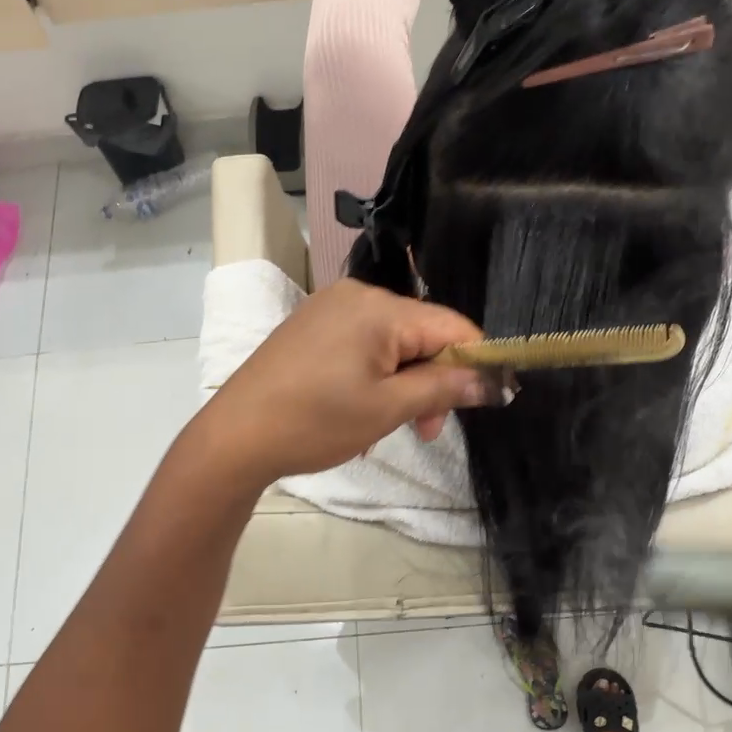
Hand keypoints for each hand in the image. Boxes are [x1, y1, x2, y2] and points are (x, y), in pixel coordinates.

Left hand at [189, 279, 488, 485]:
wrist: (235, 436)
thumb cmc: (315, 422)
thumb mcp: (387, 409)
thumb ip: (445, 389)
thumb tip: (496, 382)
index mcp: (380, 308)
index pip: (454, 327)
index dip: (478, 363)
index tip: (484, 403)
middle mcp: (357, 295)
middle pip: (424, 333)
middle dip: (434, 381)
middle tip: (426, 432)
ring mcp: (330, 309)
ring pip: (394, 343)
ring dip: (406, 384)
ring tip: (391, 427)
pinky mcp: (312, 327)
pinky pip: (364, 345)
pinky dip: (376, 377)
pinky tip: (363, 409)